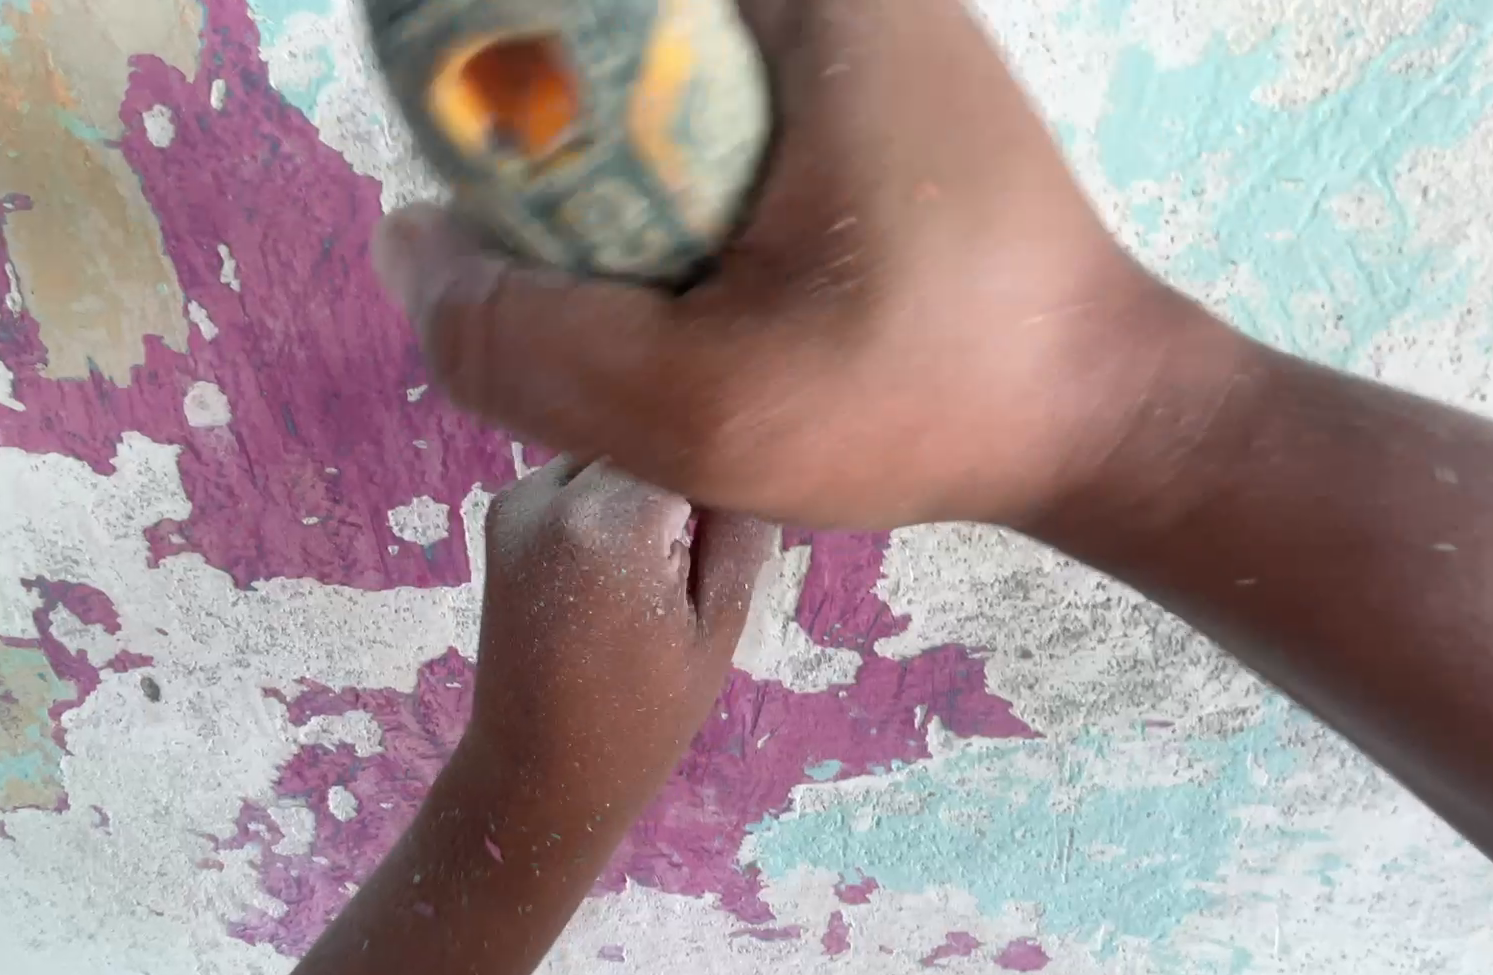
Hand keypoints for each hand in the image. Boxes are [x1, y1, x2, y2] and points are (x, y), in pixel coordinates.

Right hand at [373, 0, 1204, 529]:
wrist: (1080, 415)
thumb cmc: (917, 406)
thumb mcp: (700, 411)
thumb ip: (526, 345)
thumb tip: (412, 246)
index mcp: (782, 10)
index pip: (549, 18)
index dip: (485, 103)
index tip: (526, 239)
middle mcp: (798, 2)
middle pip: (585, 69)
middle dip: (554, 195)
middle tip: (617, 315)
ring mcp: (822, 45)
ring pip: (627, 118)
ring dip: (606, 227)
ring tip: (671, 326)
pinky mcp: (832, 106)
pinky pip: (683, 148)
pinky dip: (658, 231)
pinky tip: (703, 306)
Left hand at [471, 456, 771, 798]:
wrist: (539, 767)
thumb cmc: (642, 715)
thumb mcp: (717, 629)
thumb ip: (740, 533)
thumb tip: (746, 465)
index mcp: (607, 522)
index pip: (687, 446)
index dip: (720, 472)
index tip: (736, 513)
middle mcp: (548, 493)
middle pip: (642, 443)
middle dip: (678, 476)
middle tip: (698, 543)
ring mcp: (516, 499)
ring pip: (606, 453)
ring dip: (639, 483)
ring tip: (655, 554)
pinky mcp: (501, 514)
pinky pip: (571, 477)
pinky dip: (603, 496)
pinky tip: (613, 555)